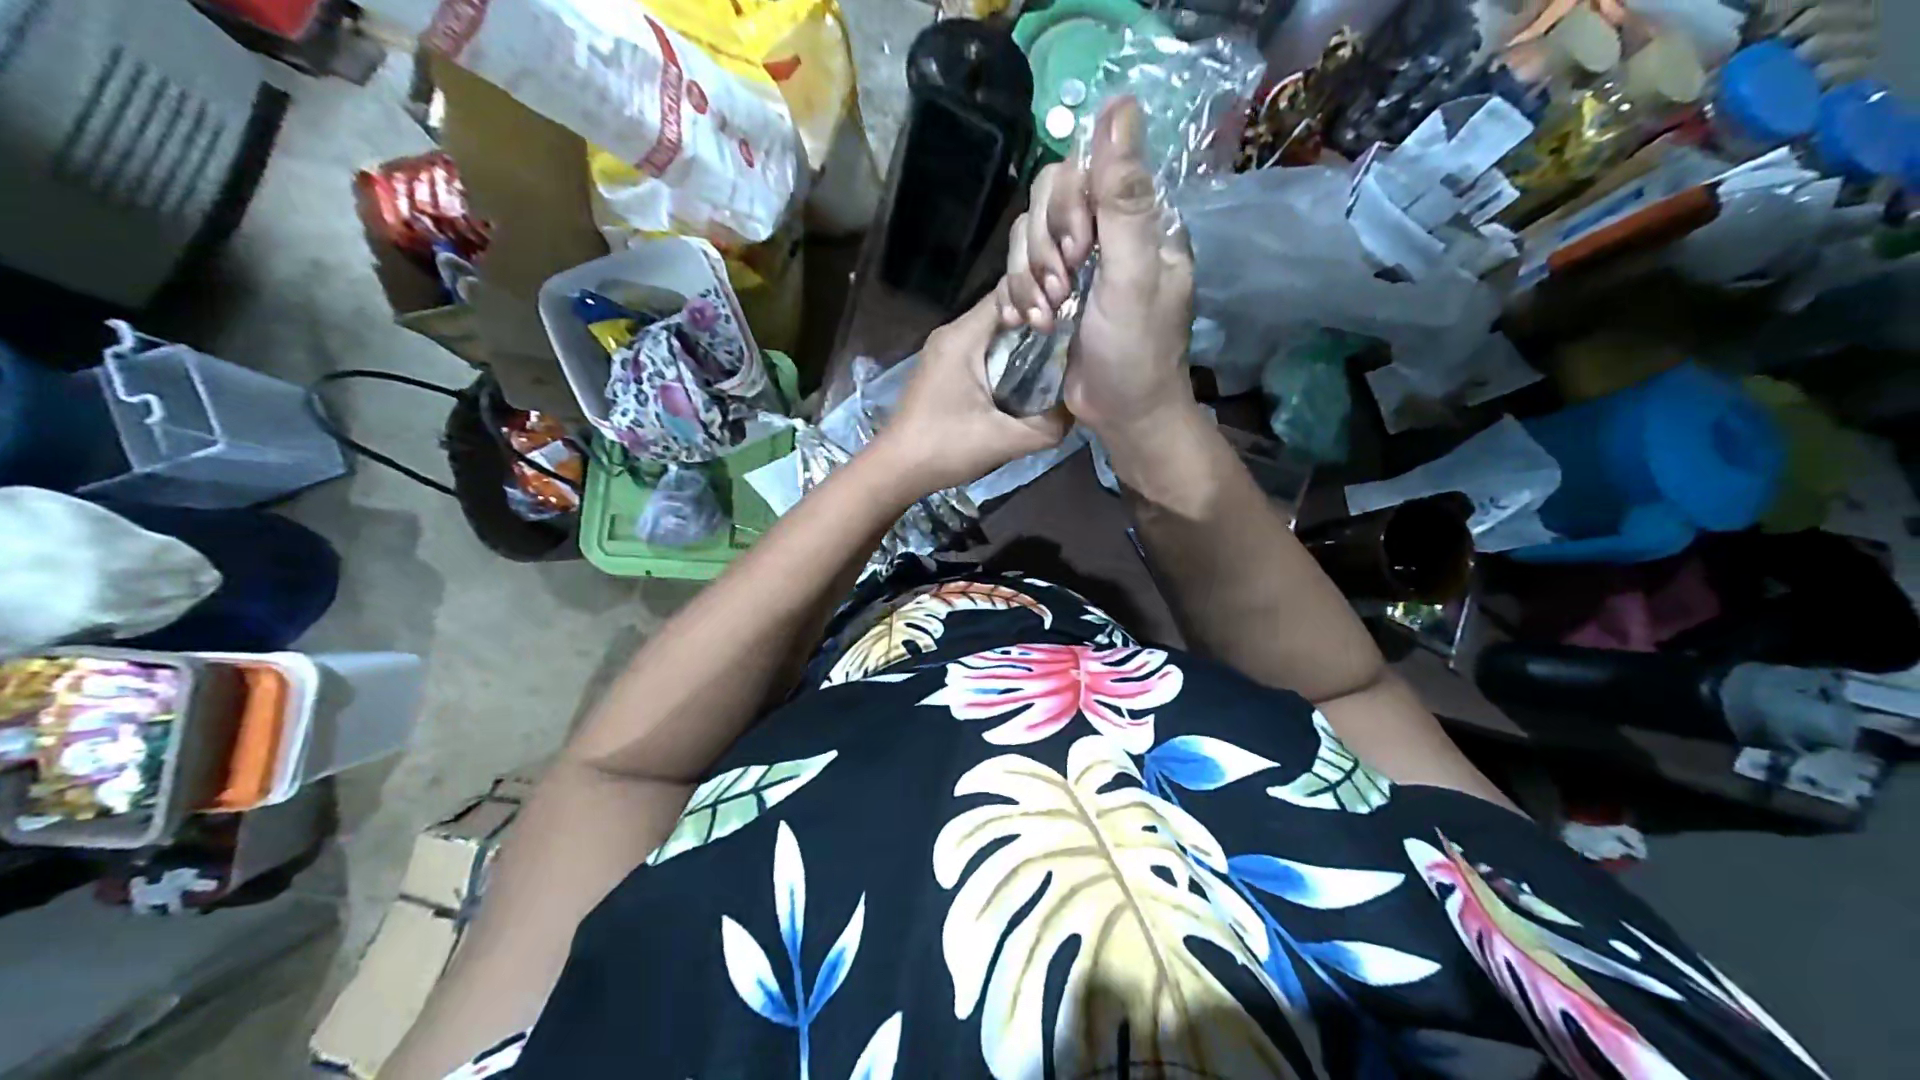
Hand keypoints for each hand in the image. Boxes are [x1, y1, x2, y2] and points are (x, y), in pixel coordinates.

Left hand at [866, 291, 1070, 497]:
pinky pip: (982, 351)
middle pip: (1004, 311)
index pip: (1011, 292)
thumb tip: (1078, 407)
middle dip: (1038, 323)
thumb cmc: (946, 447)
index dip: (1045, 300)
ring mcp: (944, 351)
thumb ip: (1050, 425)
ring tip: (1054, 362)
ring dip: (1023, 344)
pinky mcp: (942, 370)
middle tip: (1071, 343)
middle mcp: (951, 334)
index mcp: (963, 336)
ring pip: (993, 333)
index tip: (1071, 321)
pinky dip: (1005, 359)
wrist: (896, 470)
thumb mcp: (1006, 440)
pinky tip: (1024, 382)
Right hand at [995, 97, 1197, 444]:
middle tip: (1062, 289)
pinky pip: (1018, 271)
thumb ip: (1124, 198)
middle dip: (1043, 247)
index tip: (1076, 251)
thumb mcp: (1134, 276)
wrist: (1122, 415)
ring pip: (1027, 235)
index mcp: (1137, 220)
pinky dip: (1019, 296)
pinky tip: (1032, 323)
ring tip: (1048, 317)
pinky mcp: (1053, 292)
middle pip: (1048, 199)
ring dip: (1028, 278)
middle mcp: (1105, 232)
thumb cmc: (1136, 351)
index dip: (1066, 205)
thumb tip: (1120, 106)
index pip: (1085, 169)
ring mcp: (1076, 263)